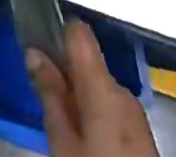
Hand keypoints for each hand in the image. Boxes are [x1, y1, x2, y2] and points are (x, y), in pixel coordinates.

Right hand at [27, 21, 159, 156]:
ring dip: (76, 96)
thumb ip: (49, 94)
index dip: (56, 33)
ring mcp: (135, 114)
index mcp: (102, 87)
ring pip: (97, 87)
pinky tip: (82, 141)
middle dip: (63, 73)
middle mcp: (123, 92)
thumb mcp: (62, 142)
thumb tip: (34, 52)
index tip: (37, 46)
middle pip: (87, 63)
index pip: (79, 32)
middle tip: (40, 96)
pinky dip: (92, 113)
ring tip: (59, 125)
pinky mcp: (142, 135)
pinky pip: (110, 108)